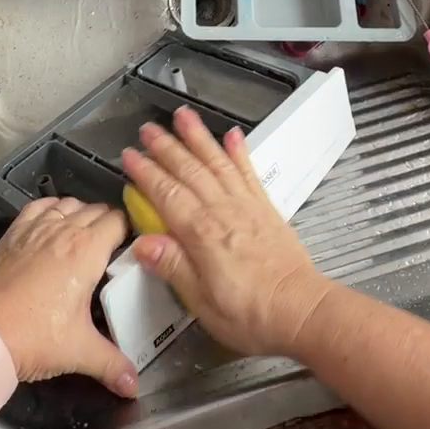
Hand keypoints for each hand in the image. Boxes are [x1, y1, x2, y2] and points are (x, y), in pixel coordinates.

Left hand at [0, 197, 138, 397]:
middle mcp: (64, 230)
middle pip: (96, 210)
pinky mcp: (13, 233)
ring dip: (81, 213)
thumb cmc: (33, 337)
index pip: (119, 220)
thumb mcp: (79, 351)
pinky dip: (51, 208)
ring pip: (69, 203)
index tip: (132, 243)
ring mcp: (37, 228)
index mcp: (88, 250)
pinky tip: (53, 221)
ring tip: (85, 234)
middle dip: (108, 223)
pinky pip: (39, 206)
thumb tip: (132, 383)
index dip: (129, 229)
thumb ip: (112, 363)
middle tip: (113, 245)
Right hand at [121, 107, 332, 358]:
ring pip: (216, 162)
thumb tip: (142, 243)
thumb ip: (172, 266)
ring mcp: (245, 205)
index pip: (166, 194)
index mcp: (202, 234)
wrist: (300, 310)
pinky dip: (239, 151)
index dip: (146, 173)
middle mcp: (222, 211)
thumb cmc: (251, 313)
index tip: (129, 156)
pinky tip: (233, 134)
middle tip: (148, 129)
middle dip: (165, 147)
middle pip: (189, 170)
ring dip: (198, 137)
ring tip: (184, 115)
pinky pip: (248, 172)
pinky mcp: (264, 207)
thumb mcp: (202, 301)